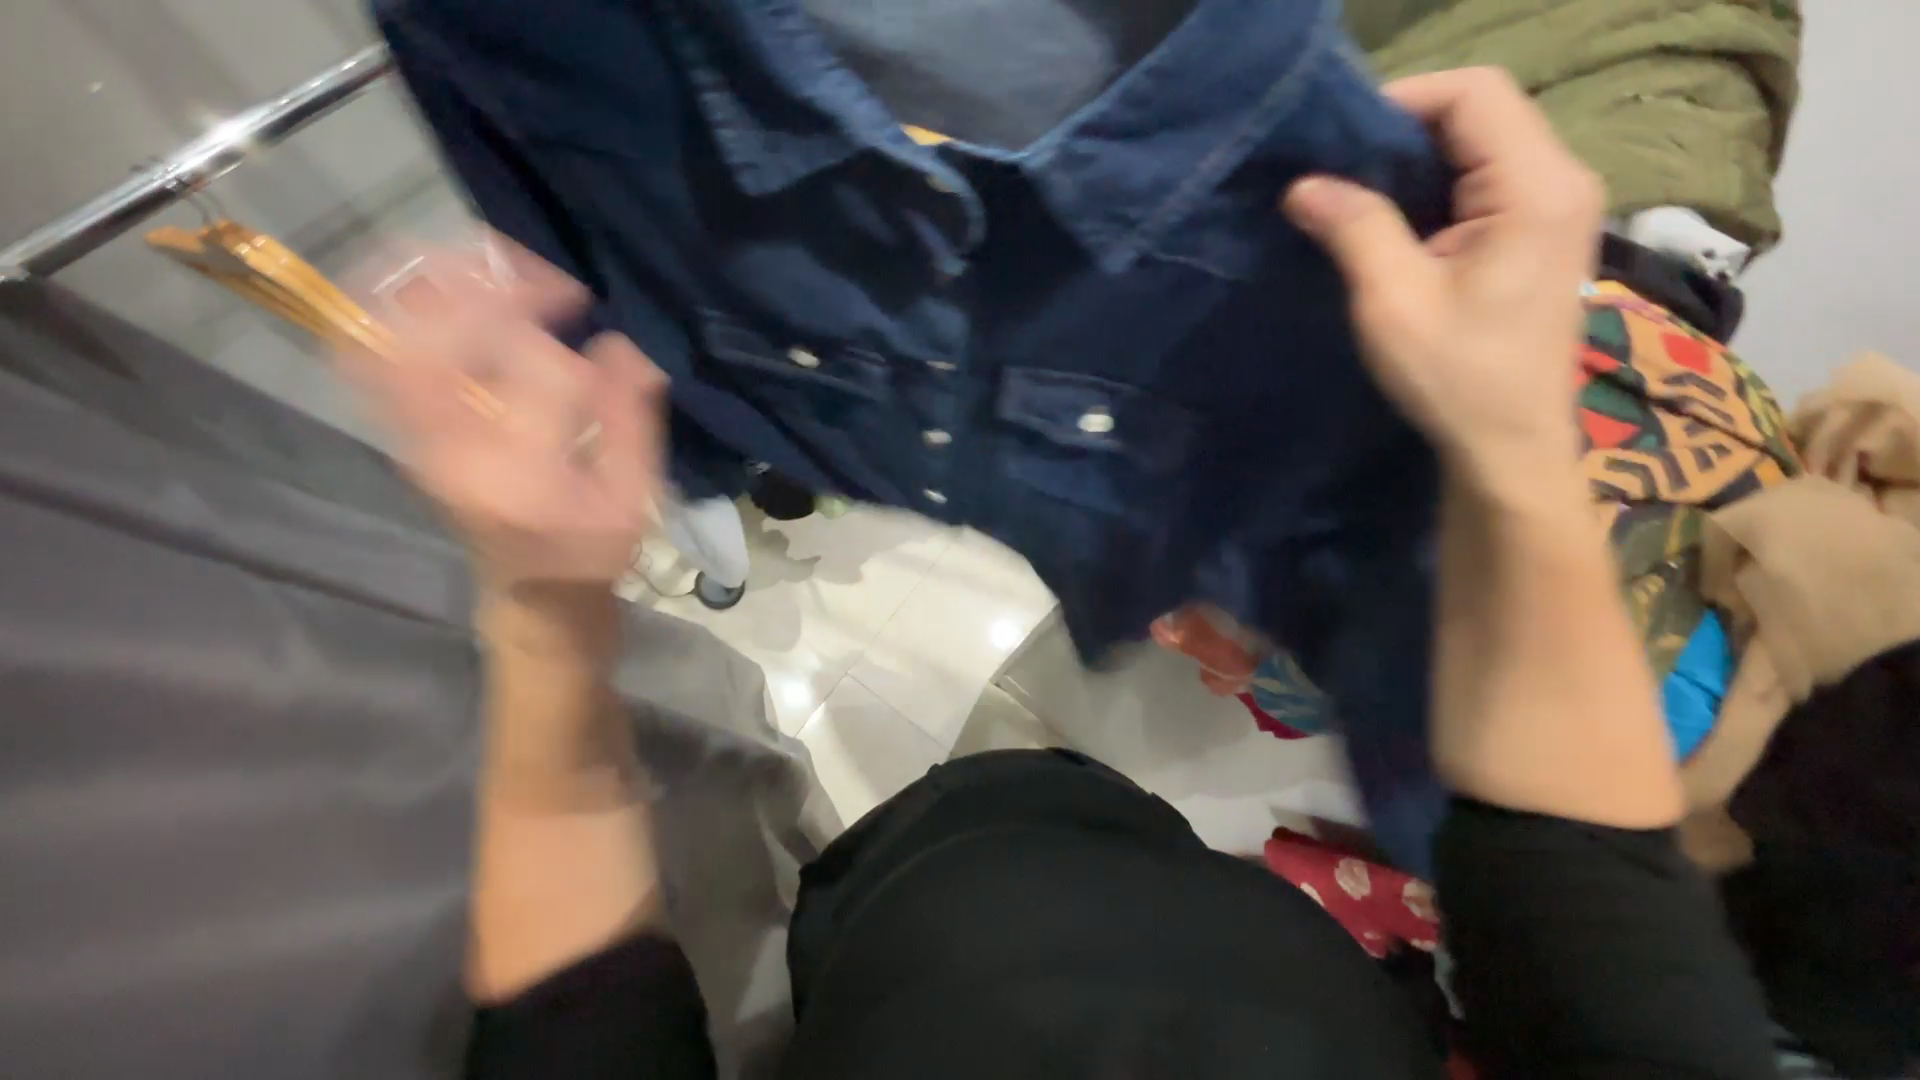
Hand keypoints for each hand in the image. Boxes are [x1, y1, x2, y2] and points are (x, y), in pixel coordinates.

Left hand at [337, 235, 667, 593]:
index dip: (557, 323)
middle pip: (435, 336)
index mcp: (522, 469)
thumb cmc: (589, 548)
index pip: (532, 367)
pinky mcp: (401, 429)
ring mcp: (414, 437)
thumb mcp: (632, 496)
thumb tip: (621, 345)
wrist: (529, 592)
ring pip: (385, 335)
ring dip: (425, 283)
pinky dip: (391, 308)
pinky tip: (432, 285)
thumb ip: (629, 420)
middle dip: (482, 283)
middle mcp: (453, 448)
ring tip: (478, 260)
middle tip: (528, 270)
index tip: (583, 306)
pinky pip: (368, 352)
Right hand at [1283, 67, 1603, 506]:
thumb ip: (1354, 229)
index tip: (1336, 141)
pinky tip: (1388, 219)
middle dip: (1401, 130)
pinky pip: (1483, 181)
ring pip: (1480, 145)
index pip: (1473, 94)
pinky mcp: (1538, 232)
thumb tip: (1304, 184)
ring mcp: (1555, 206)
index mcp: (1536, 187)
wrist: (1508, 443)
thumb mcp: (1393, 301)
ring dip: (1413, 161)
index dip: (1401, 100)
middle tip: (1334, 168)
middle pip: (1480, 112)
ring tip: (1351, 192)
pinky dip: (1431, 187)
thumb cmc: (1455, 377)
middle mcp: (1560, 180)